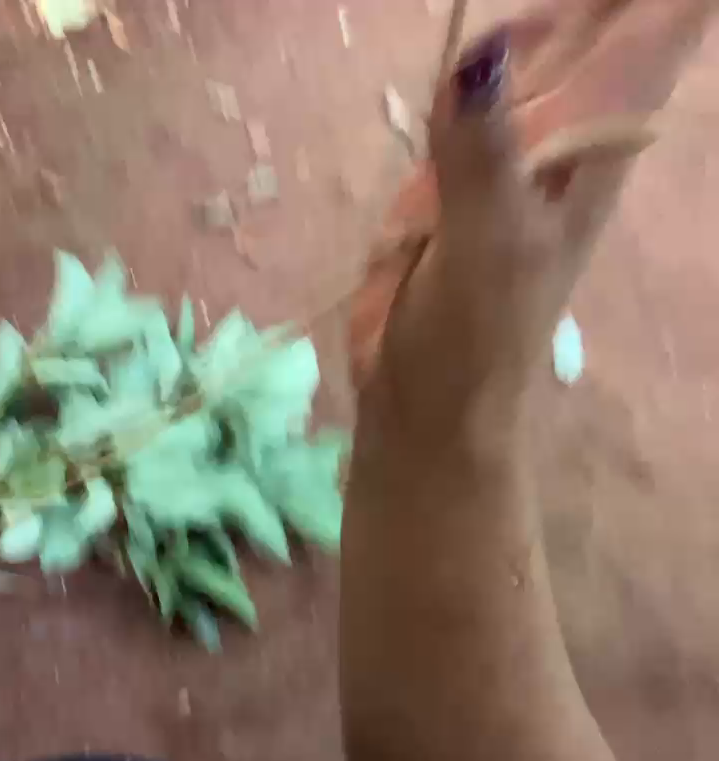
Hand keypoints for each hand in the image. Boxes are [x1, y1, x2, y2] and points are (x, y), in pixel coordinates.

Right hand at [377, 28, 639, 404]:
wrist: (429, 395)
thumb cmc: (478, 329)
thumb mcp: (487, 240)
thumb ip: (479, 150)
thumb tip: (475, 53)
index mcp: (603, 131)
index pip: (658, 18)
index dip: (625, 2)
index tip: (551, 15)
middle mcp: (562, 130)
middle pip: (586, 28)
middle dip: (553, 21)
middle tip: (495, 52)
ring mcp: (501, 158)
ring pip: (514, 68)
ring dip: (493, 57)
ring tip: (475, 85)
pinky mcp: (443, 189)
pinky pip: (449, 123)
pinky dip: (442, 107)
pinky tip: (436, 119)